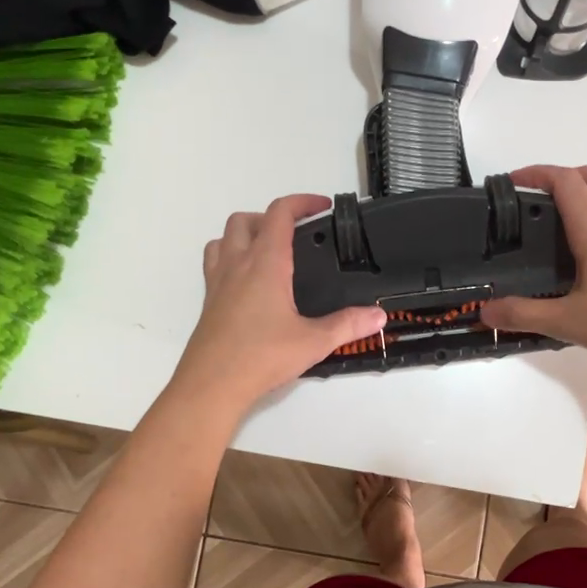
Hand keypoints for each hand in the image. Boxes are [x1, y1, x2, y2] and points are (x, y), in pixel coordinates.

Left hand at [171, 194, 386, 411]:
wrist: (211, 384)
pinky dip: (230, 256)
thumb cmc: (261, 357)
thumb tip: (378, 315)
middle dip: (271, 216)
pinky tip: (248, 281)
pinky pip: (214, 262)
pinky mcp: (208, 301)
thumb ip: (348, 325)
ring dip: (245, 233)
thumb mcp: (313, 342)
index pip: (280, 214)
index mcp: (265, 263)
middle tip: (295, 233)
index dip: (302, 202)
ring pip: (224, 237)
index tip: (322, 206)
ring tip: (268, 251)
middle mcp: (237, 264)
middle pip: (245, 219)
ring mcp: (217, 281)